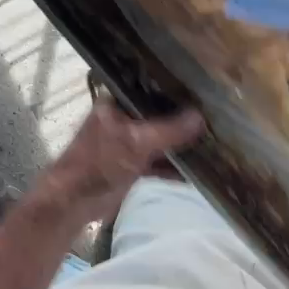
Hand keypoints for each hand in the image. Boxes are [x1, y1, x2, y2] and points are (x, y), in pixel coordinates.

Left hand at [33, 101, 205, 226]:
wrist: (74, 201)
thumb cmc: (100, 162)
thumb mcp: (137, 142)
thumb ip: (169, 131)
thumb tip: (201, 117)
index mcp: (115, 102)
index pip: (148, 87)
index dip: (173, 89)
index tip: (202, 89)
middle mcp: (121, 117)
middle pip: (157, 114)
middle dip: (181, 119)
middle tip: (215, 116)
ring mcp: (126, 142)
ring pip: (159, 139)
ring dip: (180, 144)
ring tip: (213, 142)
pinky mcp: (131, 165)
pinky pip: (157, 161)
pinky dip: (173, 166)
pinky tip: (198, 171)